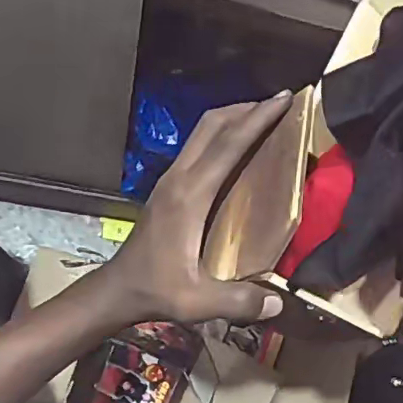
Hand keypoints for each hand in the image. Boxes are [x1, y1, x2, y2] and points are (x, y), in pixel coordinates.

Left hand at [93, 93, 293, 325]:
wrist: (118, 288)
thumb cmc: (156, 290)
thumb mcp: (196, 302)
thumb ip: (237, 302)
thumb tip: (278, 303)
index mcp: (189, 196)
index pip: (228, 144)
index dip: (258, 119)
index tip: (285, 99)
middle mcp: (178, 178)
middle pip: (211, 125)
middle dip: (245, 108)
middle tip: (278, 105)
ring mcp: (169, 180)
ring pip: (201, 133)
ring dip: (231, 120)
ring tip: (261, 121)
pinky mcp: (166, 188)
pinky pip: (197, 148)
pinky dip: (219, 138)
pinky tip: (235, 153)